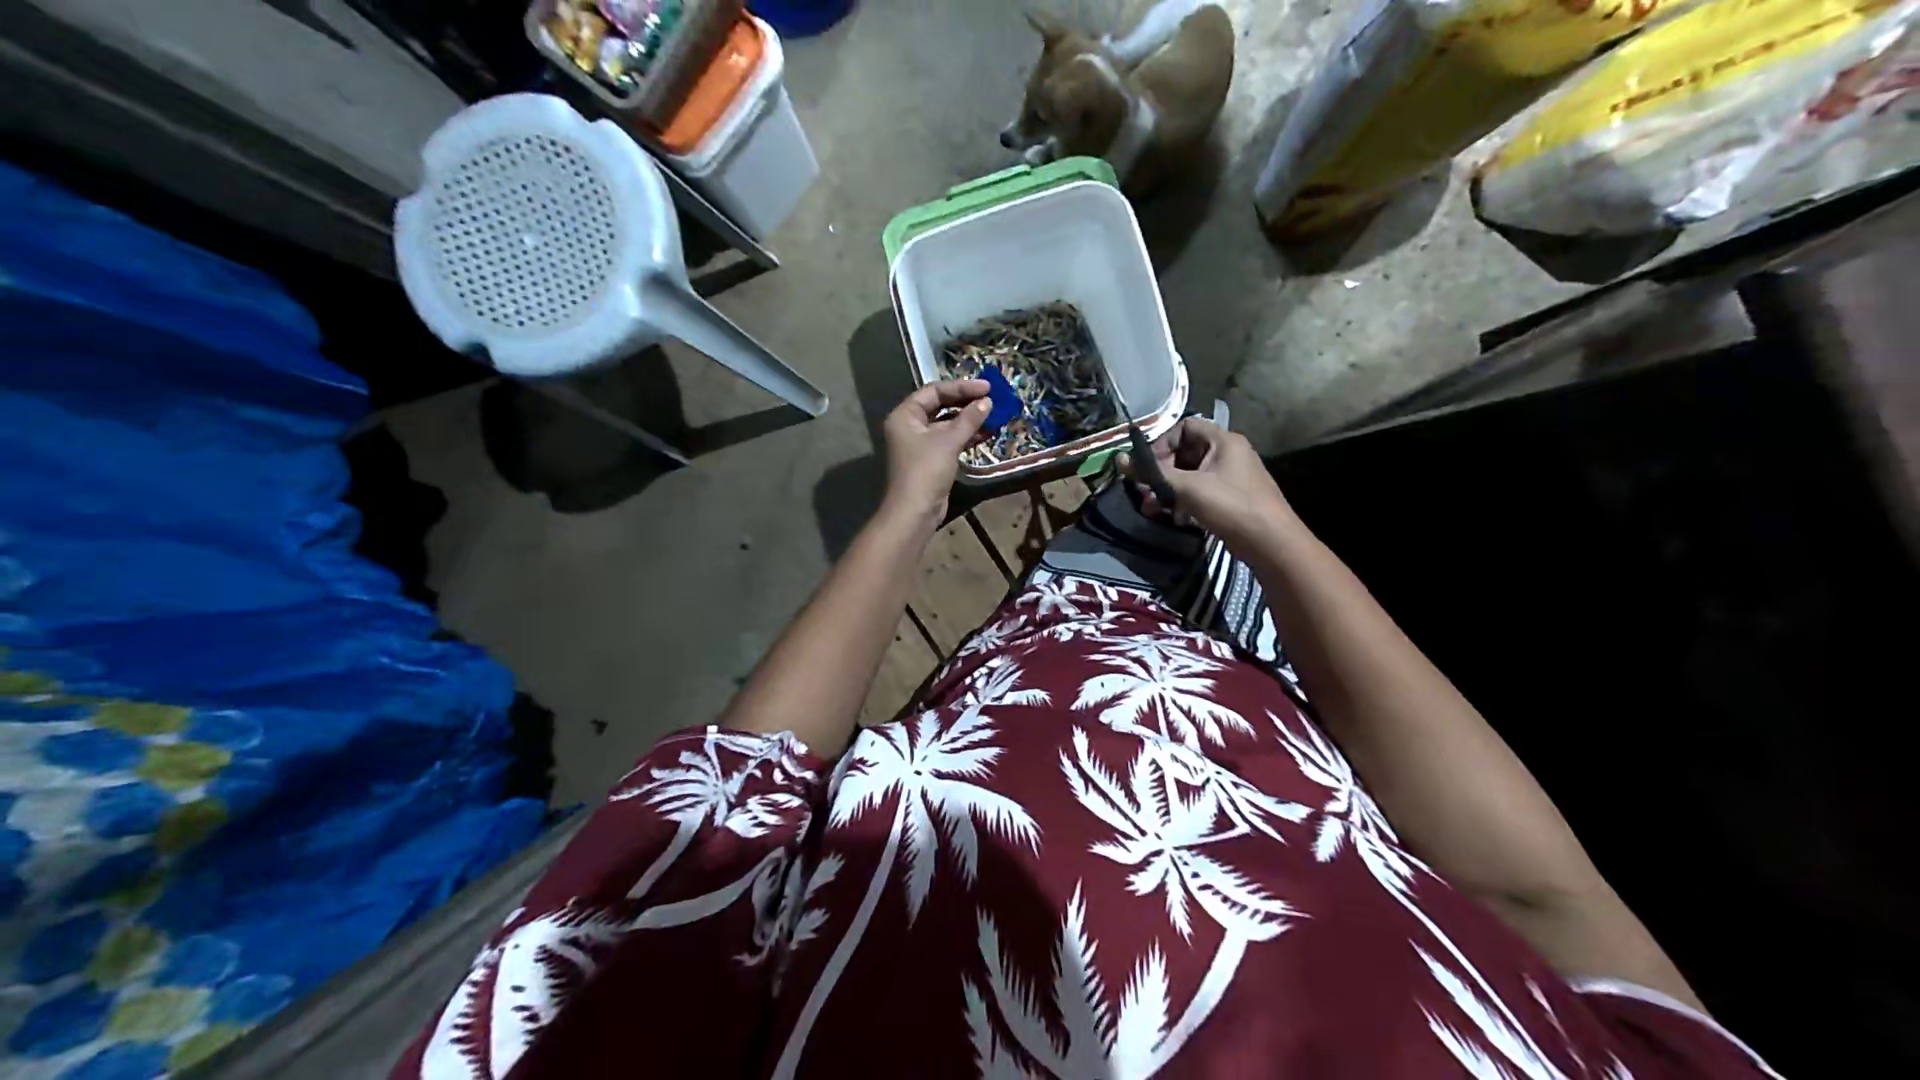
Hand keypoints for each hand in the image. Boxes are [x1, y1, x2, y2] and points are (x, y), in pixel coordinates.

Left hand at [881, 379, 992, 524]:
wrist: (915, 512)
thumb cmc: (926, 471)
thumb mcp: (948, 441)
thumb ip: (969, 419)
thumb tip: (988, 402)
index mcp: (905, 415)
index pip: (934, 391)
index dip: (961, 387)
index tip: (987, 387)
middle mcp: (910, 426)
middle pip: (941, 405)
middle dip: (967, 402)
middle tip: (992, 398)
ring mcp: (921, 443)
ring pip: (948, 423)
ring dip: (970, 419)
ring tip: (994, 414)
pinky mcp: (932, 459)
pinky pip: (951, 439)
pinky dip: (967, 435)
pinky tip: (987, 432)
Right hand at [1121, 417, 1294, 545]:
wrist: (1270, 542)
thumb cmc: (1230, 506)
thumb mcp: (1187, 488)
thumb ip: (1152, 473)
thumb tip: (1119, 459)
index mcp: (1223, 440)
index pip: (1185, 426)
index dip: (1163, 443)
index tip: (1149, 466)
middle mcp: (1229, 452)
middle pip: (1186, 452)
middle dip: (1162, 471)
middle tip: (1146, 490)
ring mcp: (1231, 476)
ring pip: (1191, 474)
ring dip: (1169, 488)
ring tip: (1152, 507)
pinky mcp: (1231, 497)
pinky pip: (1200, 490)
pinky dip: (1184, 499)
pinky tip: (1173, 516)